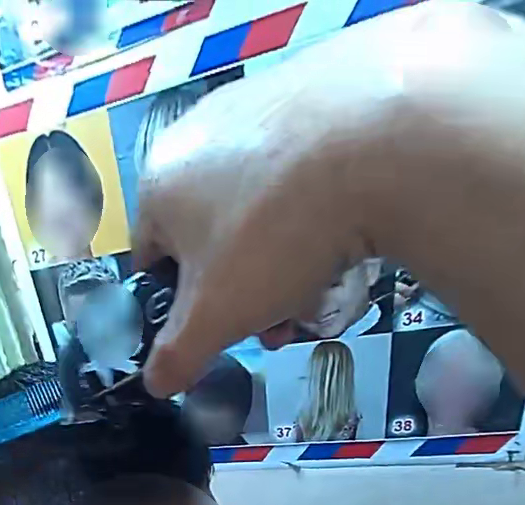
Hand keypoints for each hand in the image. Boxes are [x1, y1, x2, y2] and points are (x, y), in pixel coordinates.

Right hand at [132, 1, 524, 393]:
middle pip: (212, 244)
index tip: (222, 333)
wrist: (371, 145)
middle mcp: (196, 137)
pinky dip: (309, 219)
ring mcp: (254, 111)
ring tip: (313, 292)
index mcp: (159, 186)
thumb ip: (178, 356)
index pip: (153, 264)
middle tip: (279, 324)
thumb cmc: (270, 238)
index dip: (183, 311)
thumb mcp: (215, 316)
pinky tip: (339, 239)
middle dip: (243, 295)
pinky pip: (295, 182)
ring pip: (256, 217)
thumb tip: (154, 383)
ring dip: (279, 268)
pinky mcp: (308, 100)